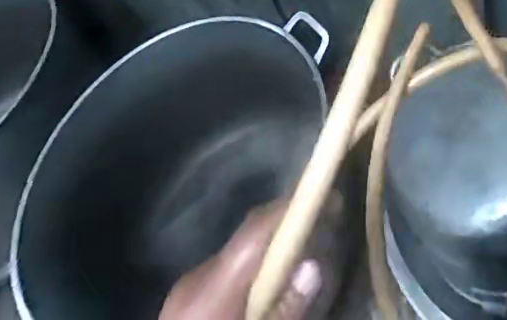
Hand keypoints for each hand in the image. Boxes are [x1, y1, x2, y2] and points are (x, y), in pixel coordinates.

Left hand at [159, 203, 322, 319]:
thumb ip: (283, 310)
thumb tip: (312, 266)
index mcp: (212, 288)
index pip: (256, 229)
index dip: (292, 208)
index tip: (326, 197)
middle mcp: (194, 280)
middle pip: (246, 240)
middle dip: (283, 228)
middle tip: (321, 227)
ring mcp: (183, 295)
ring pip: (235, 259)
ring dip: (266, 254)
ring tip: (300, 261)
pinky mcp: (180, 311)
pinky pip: (222, 279)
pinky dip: (248, 276)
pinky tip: (265, 294)